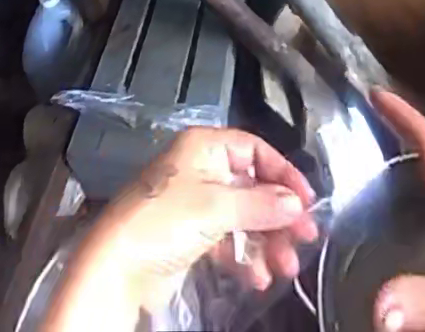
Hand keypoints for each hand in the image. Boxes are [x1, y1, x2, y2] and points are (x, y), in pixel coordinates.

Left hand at [44, 127, 318, 331]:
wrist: (117, 266)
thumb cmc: (166, 221)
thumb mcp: (216, 208)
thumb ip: (260, 204)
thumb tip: (297, 204)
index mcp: (204, 147)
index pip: (254, 149)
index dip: (282, 172)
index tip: (307, 201)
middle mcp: (201, 168)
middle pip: (252, 185)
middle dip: (278, 214)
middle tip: (305, 239)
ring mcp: (196, 202)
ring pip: (243, 215)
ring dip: (266, 240)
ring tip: (285, 268)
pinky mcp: (190, 234)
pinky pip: (228, 239)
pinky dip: (244, 256)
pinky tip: (257, 277)